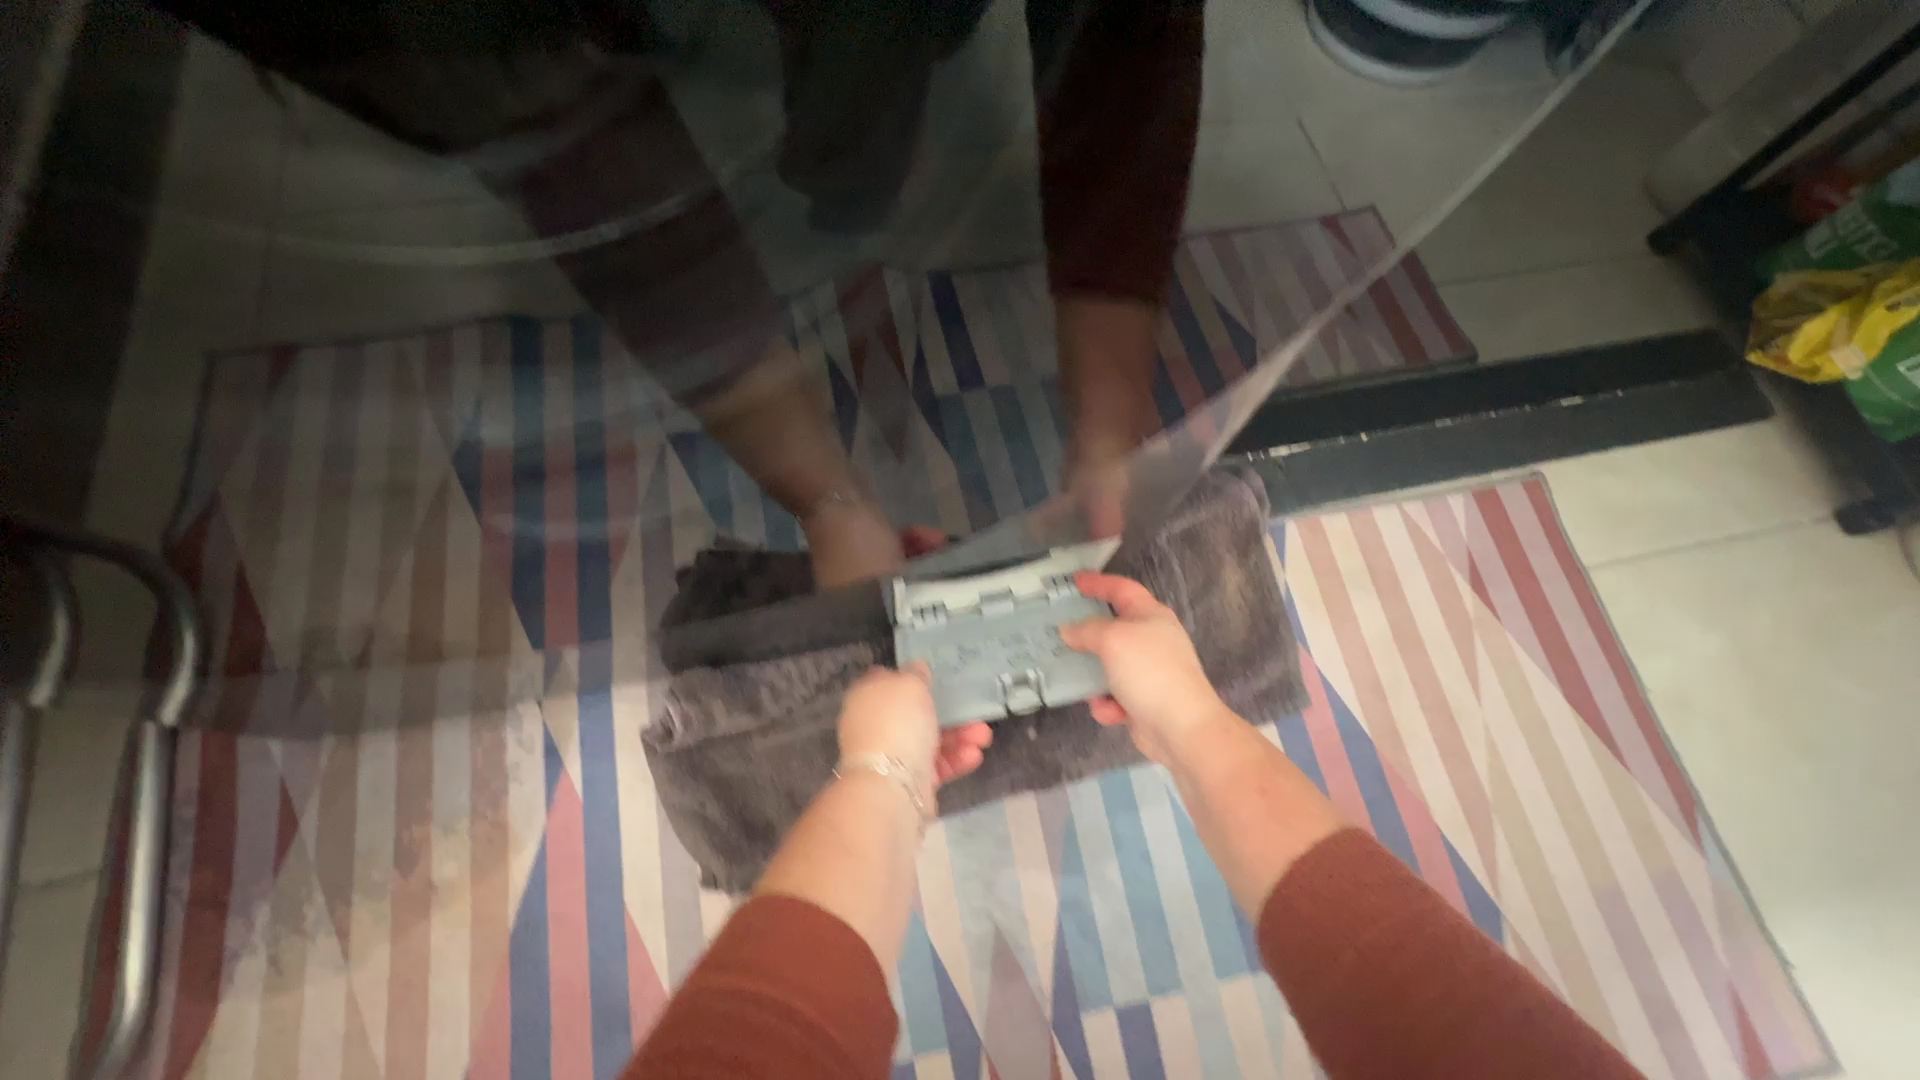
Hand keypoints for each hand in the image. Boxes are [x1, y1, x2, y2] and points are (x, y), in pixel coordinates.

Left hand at [837, 663, 993, 798]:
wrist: (891, 785)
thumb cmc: (898, 722)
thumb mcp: (910, 684)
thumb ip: (916, 674)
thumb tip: (916, 669)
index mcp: (868, 698)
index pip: (887, 682)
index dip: (911, 678)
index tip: (937, 678)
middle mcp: (876, 725)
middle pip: (915, 713)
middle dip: (949, 712)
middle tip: (975, 711)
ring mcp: (892, 755)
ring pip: (930, 740)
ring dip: (959, 737)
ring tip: (984, 738)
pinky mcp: (909, 781)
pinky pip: (935, 765)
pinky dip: (955, 760)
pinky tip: (974, 756)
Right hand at [1059, 572, 1230, 764]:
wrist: (1181, 727)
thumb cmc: (1149, 672)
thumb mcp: (1113, 640)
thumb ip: (1086, 630)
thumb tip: (1069, 630)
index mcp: (1151, 616)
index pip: (1122, 589)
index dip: (1098, 582)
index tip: (1075, 581)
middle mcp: (1151, 640)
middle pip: (1113, 629)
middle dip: (1087, 635)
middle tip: (1060, 634)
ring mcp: (1149, 672)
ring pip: (1108, 666)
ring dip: (1093, 677)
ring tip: (1078, 683)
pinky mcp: (1144, 700)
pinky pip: (1114, 696)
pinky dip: (1108, 704)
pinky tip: (1110, 711)